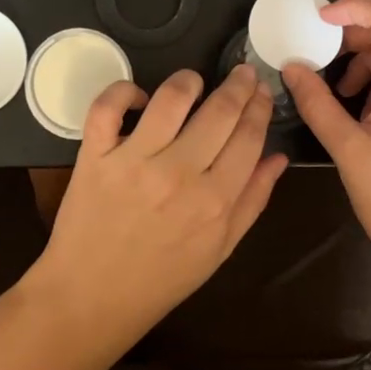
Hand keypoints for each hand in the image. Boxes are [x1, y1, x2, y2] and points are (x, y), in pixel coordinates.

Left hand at [28, 67, 287, 337]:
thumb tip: (278, 156)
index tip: (262, 90)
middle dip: (237, 85)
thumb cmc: (161, 278)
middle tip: (241, 72)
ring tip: (193, 82)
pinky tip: (138, 96)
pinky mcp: (94, 155)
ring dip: (188, 81)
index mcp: (214, 202)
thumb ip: (252, 201)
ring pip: (170, 98)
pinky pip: (107, 107)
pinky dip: (123, 90)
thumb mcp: (219, 250)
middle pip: (218, 111)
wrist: (92, 297)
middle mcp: (177, 175)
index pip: (248, 137)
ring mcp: (133, 162)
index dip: (259, 107)